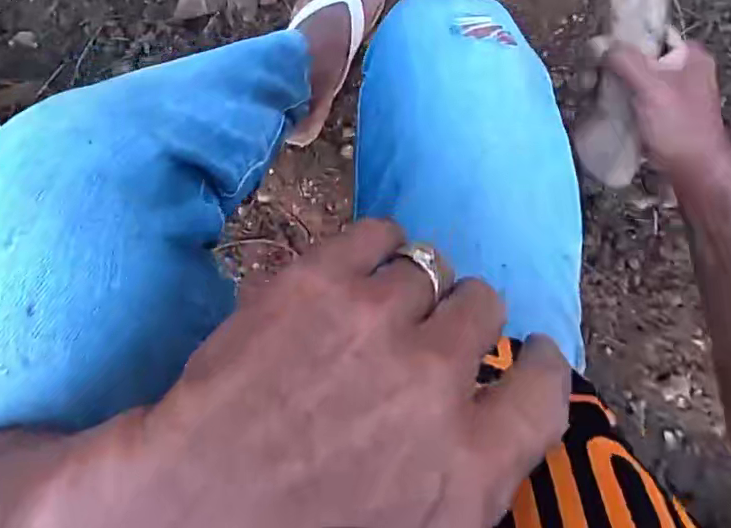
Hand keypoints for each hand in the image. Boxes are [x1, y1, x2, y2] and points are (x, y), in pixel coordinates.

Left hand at [57, 219, 570, 527]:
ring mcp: (375, 318)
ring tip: (386, 298)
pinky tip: (364, 260)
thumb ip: (466, 481)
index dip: (540, 363)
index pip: (543, 391)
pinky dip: (381, 242)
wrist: (188, 507)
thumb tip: (489, 425)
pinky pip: (381, 231)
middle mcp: (433, 379)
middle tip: (432, 327)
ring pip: (428, 265)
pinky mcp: (321, 277)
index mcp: (465, 466)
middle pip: (482, 305)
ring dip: (414, 283)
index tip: (531, 351)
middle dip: (462, 315)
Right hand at [604, 36, 730, 180]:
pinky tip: (604, 105)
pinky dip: (618, 97)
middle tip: (594, 78)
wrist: (696, 173)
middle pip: (637, 54)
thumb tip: (600, 44)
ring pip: (632, 75)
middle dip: (611, 64)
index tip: (601, 51)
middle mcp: (683, 69)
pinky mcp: (662, 110)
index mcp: (691, 56)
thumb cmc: (680, 127)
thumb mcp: (651, 87)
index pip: (651, 32)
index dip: (624, 38)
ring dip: (611, 82)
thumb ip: (625, 60)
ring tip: (593, 92)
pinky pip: (633, 94)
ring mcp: (672, 91)